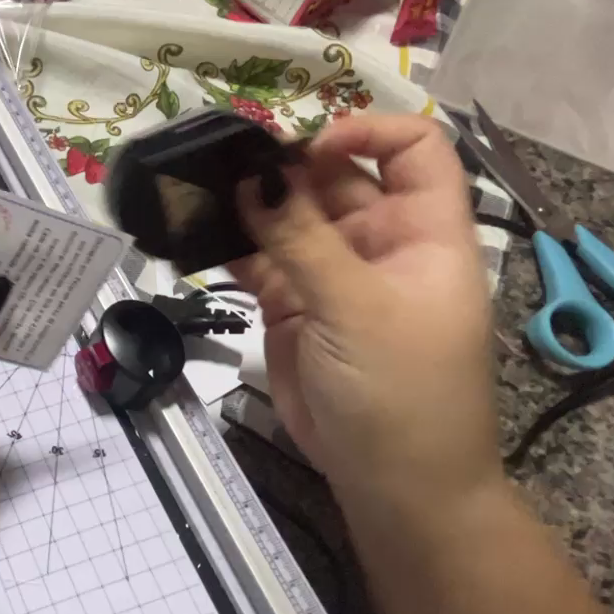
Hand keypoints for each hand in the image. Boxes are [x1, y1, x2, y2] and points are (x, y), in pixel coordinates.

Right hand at [231, 115, 501, 524]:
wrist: (390, 482)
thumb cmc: (402, 390)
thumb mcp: (357, 307)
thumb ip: (301, 238)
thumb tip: (252, 174)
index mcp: (422, 232)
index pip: (413, 151)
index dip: (365, 132)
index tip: (302, 147)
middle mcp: (376, 242)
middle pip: (333, 178)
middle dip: (283, 166)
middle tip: (221, 162)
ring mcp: (329, 273)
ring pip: (285, 216)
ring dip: (247, 202)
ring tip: (196, 191)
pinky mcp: (289, 303)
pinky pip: (255, 258)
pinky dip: (226, 245)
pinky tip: (191, 235)